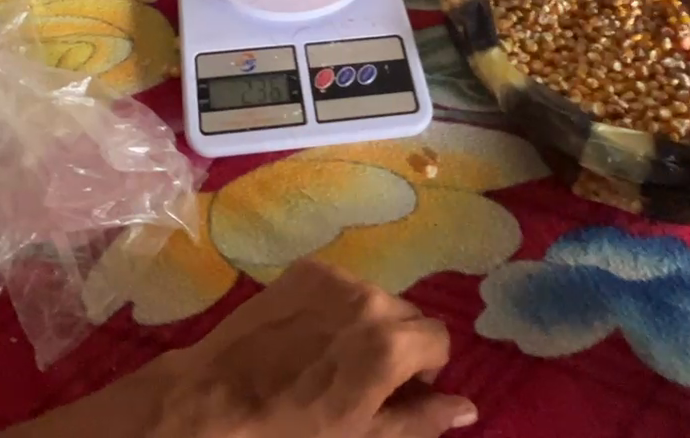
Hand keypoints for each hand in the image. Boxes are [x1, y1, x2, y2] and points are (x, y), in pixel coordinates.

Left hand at [1, 260, 475, 437]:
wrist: (222, 395)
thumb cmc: (296, 428)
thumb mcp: (364, 435)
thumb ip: (421, 418)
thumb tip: (467, 408)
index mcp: (390, 341)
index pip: (440, 338)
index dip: (426, 368)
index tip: (401, 390)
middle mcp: (368, 297)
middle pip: (408, 314)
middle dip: (401, 343)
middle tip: (367, 378)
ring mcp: (334, 277)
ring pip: (375, 296)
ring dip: (368, 322)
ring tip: (333, 355)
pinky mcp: (306, 268)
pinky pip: (342, 283)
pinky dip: (339, 304)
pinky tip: (311, 333)